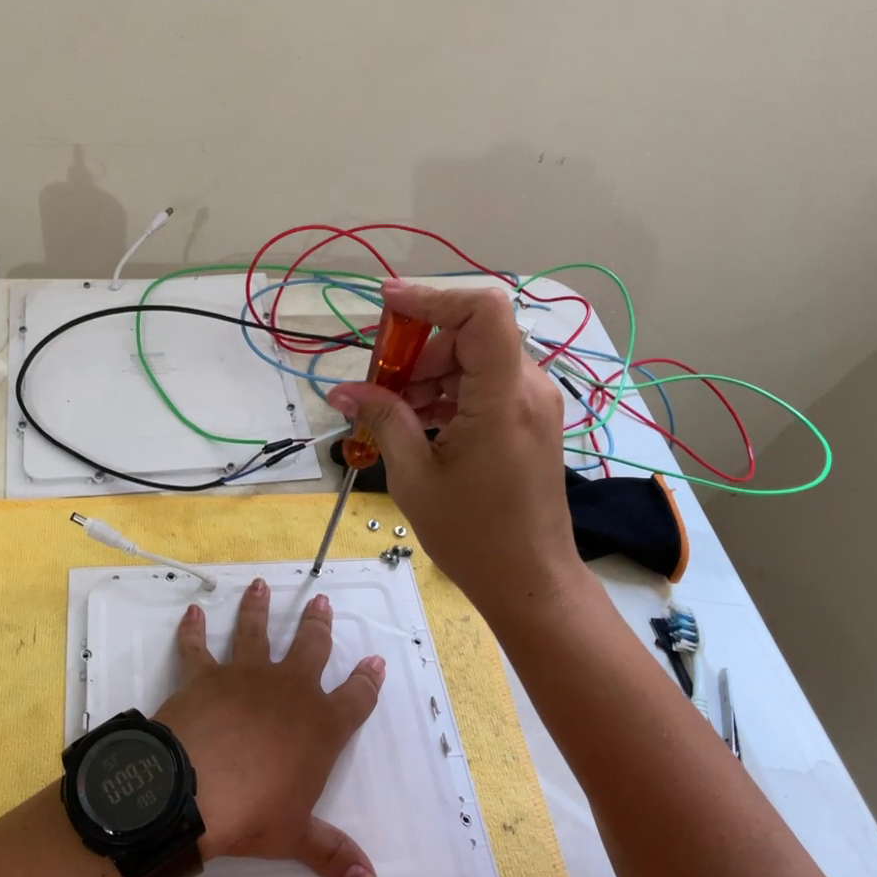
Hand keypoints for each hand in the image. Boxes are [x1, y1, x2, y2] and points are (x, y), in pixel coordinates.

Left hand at [152, 579, 385, 876]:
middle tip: (322, 603)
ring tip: (261, 585)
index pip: (356, 698)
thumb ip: (332, 854)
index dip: (367, 680)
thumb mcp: (297, 838)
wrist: (193, 790)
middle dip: (318, 625)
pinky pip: (197, 646)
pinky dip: (192, 629)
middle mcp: (288, 690)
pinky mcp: (203, 675)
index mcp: (320, 726)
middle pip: (310, 648)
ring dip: (258, 608)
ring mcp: (244, 676)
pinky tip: (191, 611)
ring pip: (255, 632)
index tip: (376, 660)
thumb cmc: (253, 813)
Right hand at [325, 279, 582, 614]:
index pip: (482, 312)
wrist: (530, 580)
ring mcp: (534, 404)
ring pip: (474, 359)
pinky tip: (419, 425)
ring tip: (392, 414)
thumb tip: (342, 390)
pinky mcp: (529, 420)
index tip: (385, 306)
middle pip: (470, 335)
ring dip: (428, 374)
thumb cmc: (471, 535)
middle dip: (416, 350)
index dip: (432, 296)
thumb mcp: (413, 476)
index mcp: (503, 399)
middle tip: (376, 386)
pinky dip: (448, 393)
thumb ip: (383, 419)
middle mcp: (529, 389)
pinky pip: (485, 385)